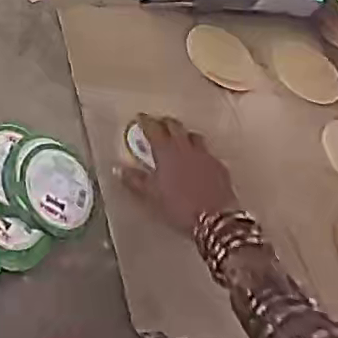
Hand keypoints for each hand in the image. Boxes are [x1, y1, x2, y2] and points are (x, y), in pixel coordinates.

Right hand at [117, 114, 237, 234]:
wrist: (216, 219)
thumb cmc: (179, 206)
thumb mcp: (151, 196)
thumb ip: (134, 180)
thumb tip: (118, 169)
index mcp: (166, 151)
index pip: (154, 128)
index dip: (145, 121)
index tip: (140, 117)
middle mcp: (185, 147)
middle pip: (174, 126)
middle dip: (164, 123)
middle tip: (157, 124)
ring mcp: (205, 155)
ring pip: (192, 135)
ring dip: (183, 134)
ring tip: (178, 139)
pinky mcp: (219, 166)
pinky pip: (206, 151)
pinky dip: (198, 151)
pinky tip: (197, 160)